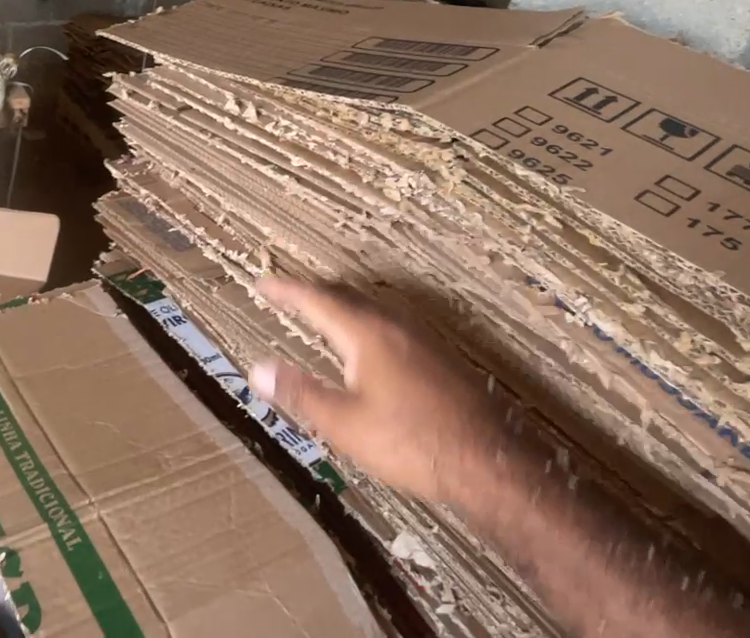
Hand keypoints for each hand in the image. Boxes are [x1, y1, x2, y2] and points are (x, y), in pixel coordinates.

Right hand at [251, 273, 502, 504]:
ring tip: (320, 313)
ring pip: (370, 308)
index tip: (263, 283)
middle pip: (345, 295)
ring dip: (340, 305)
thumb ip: (300, 393)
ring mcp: (422, 338)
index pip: (317, 299)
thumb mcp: (345, 424)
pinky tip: (367, 344)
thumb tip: (257, 370)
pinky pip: (389, 323)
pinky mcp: (440, 356)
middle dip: (312, 293)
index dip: (287, 290)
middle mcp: (394, 324)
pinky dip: (363, 321)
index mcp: (366, 333)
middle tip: (287, 295)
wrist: (492, 466)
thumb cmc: (411, 443)